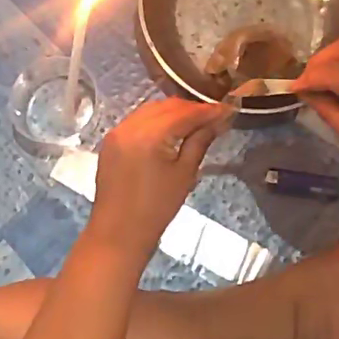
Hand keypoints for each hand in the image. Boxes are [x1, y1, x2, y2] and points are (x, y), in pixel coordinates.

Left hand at [85, 99, 232, 262]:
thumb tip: (217, 122)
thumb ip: (199, 142)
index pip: (184, 113)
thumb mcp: (184, 174)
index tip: (227, 109)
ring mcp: (117, 131)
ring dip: (173, 112)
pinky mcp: (111, 139)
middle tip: (214, 116)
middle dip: (190, 108)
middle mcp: (130, 126)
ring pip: (150, 110)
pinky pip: (137, 119)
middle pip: (166, 106)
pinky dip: (155, 119)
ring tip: (195, 121)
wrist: (118, 232)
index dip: (207, 110)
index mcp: (150, 135)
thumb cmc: (156, 208)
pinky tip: (170, 128)